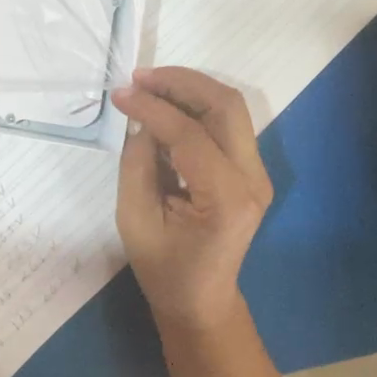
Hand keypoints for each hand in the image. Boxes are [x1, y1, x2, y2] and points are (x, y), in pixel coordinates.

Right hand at [111, 67, 273, 331]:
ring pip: (230, 108)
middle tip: (140, 77)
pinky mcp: (248, 169)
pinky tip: (164, 105)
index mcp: (226, 199)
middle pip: (226, 106)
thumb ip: (138, 164)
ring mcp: (256, 173)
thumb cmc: (163, 267)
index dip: (153, 108)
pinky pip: (225, 124)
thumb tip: (141, 119)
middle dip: (181, 83)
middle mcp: (252, 179)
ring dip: (189, 89)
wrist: (200, 299)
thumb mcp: (135, 219)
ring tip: (148, 85)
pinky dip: (195, 106)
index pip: (191, 135)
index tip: (120, 94)